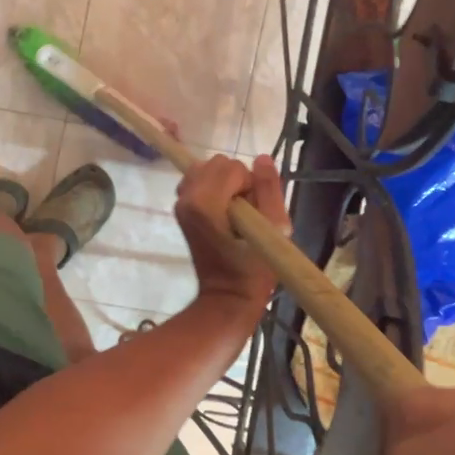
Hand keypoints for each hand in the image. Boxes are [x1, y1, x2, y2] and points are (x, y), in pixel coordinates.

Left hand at [173, 154, 284, 310]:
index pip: (233, 167)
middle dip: (236, 180)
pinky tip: (222, 211)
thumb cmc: (255, 268)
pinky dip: (212, 187)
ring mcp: (180, 202)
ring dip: (224, 182)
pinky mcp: (180, 208)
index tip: (254, 210)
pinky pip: (197, 180)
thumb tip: (261, 158)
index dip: (250, 184)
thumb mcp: (274, 229)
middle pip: (216, 164)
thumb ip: (269, 189)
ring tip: (235, 211)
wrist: (227, 297)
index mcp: (206, 202)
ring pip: (206, 169)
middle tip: (246, 211)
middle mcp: (187, 197)